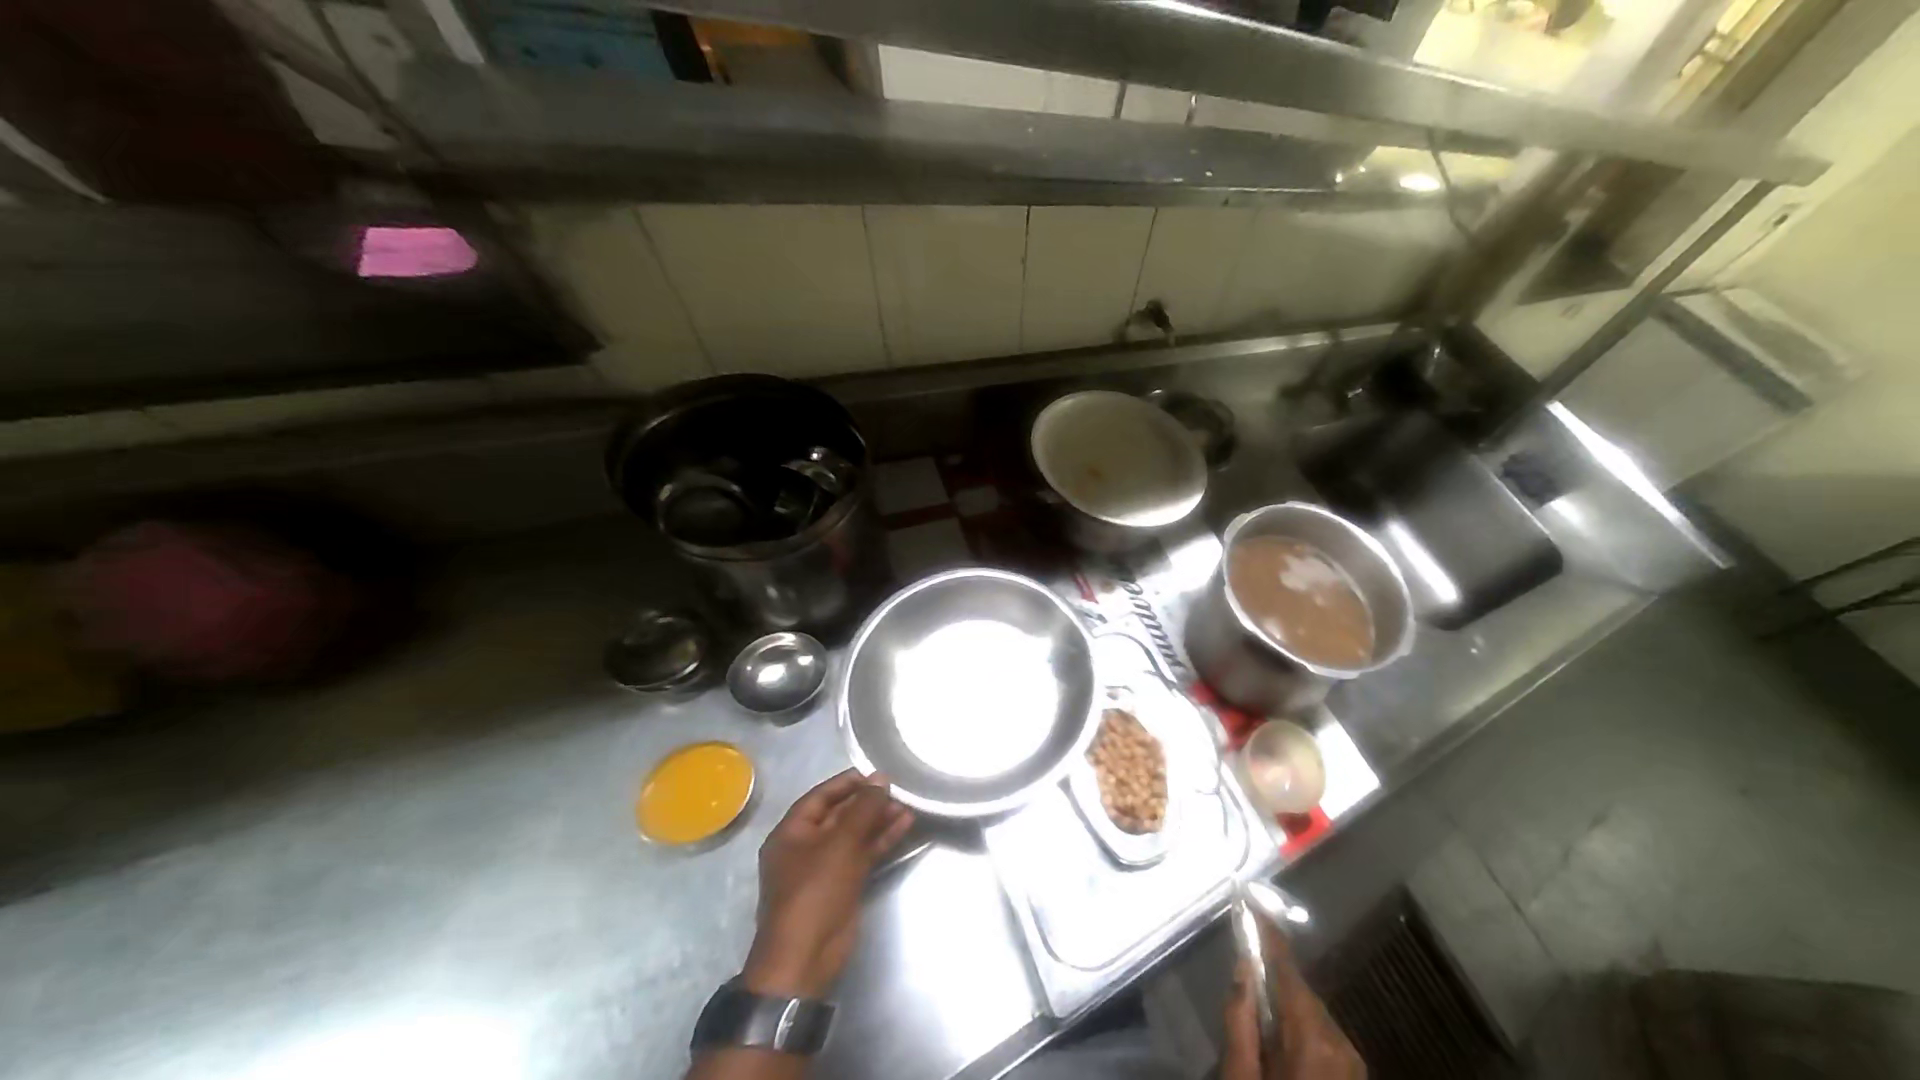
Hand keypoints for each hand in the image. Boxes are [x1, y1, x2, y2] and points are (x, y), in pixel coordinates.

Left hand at [741, 770, 914, 999]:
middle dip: (867, 802)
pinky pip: (863, 855)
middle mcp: (805, 846)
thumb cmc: (815, 892)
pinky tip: (904, 826)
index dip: (848, 784)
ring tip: (908, 805)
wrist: (806, 957)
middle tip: (898, 789)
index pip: (820, 797)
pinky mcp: (843, 886)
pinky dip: (881, 841)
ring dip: (878, 820)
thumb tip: (881, 779)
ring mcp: (824, 868)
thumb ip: (862, 809)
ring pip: (854, 835)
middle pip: (839, 815)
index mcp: (790, 832)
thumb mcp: (839, 845)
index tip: (876, 774)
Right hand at [1221, 923, 1365, 1079]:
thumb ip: (1240, 1020)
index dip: (1269, 934)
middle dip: (1271, 979)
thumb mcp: (1240, 1078)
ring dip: (1286, 1006)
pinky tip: (1281, 1049)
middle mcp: (1341, 1044)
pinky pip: (1323, 1035)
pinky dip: (1300, 1028)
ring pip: (1312, 1013)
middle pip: (1299, 991)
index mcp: (1311, 1040)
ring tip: (1259, 1026)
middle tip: (1243, 973)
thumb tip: (1243, 967)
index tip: (1254, 901)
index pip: (1287, 971)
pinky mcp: (1356, 1076)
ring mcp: (1354, 1063)